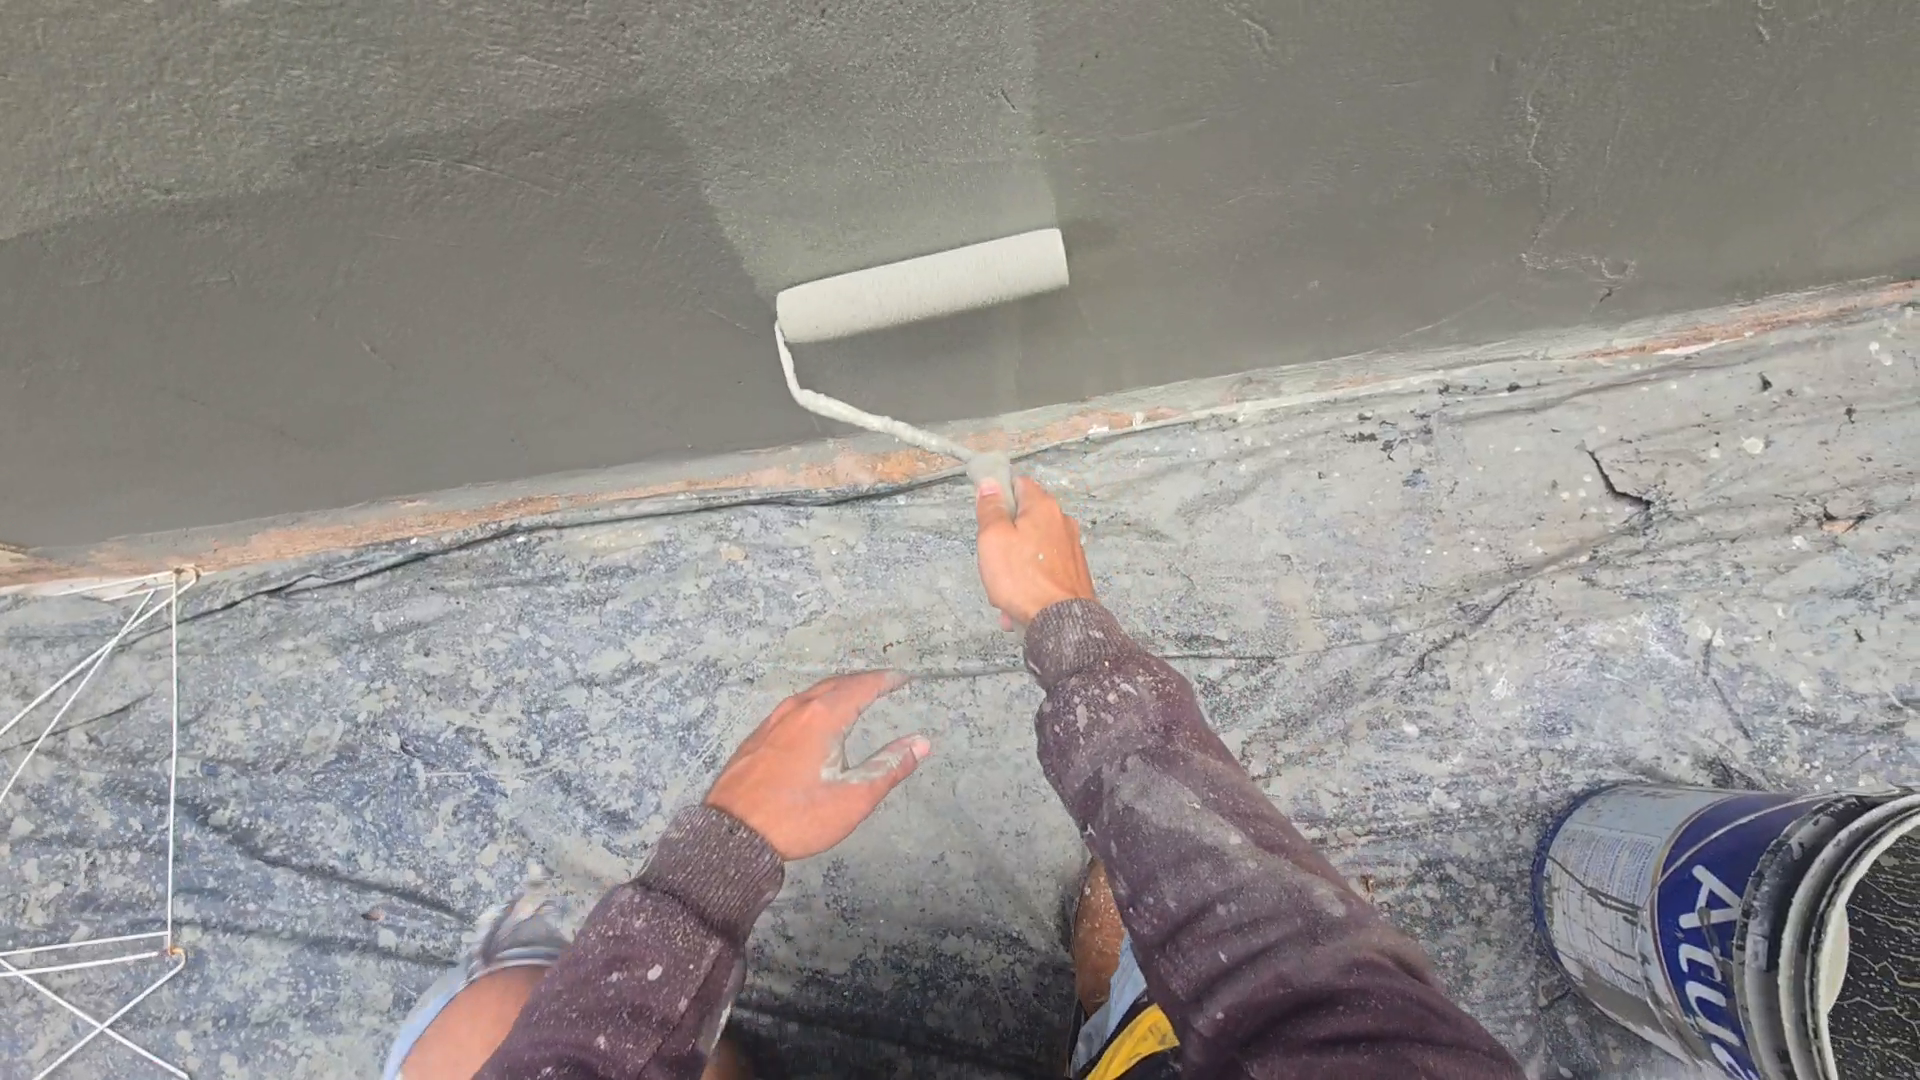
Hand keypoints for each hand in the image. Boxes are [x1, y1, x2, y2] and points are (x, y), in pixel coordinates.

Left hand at [705, 671, 929, 859]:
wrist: (731, 836)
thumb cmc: (797, 817)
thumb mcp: (853, 798)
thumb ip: (889, 766)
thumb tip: (921, 743)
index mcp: (823, 718)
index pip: (861, 687)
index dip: (886, 680)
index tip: (903, 677)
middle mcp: (797, 710)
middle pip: (836, 684)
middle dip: (863, 681)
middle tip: (884, 683)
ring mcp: (772, 721)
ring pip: (812, 694)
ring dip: (838, 690)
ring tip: (855, 696)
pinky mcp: (757, 737)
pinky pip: (794, 707)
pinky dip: (816, 703)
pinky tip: (815, 719)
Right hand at [974, 475, 1095, 626]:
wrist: (1061, 621)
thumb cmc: (1025, 581)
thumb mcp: (993, 538)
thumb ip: (990, 509)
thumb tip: (989, 485)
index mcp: (1043, 507)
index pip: (1018, 482)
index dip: (998, 493)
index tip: (986, 509)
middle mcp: (1061, 522)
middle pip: (1024, 518)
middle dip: (1005, 537)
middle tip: (993, 556)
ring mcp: (1070, 547)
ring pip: (1031, 548)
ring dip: (1014, 566)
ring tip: (1005, 589)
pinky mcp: (1073, 570)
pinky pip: (1042, 569)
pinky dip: (1029, 582)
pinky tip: (1019, 601)